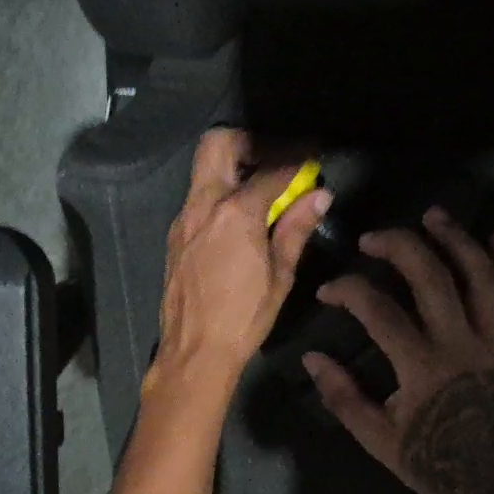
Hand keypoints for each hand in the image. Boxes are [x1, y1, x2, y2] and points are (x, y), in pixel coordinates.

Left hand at [156, 128, 331, 383]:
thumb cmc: (244, 318)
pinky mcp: (175, 236)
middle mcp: (203, 205)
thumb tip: (319, 195)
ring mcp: (183, 219)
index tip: (313, 160)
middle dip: (250, 142)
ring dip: (233, 167)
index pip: (271, 171)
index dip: (297, 161)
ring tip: (260, 190)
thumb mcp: (280, 275)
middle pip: (219, 144)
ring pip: (203, 170)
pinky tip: (238, 219)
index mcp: (236, 213)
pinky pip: (197, 198)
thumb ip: (296, 228)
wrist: (195, 351)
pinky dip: (219, 194)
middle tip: (275, 159)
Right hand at [302, 208, 493, 493]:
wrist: (476, 481)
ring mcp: (489, 343)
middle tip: (372, 237)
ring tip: (434, 215)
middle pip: (434, 278)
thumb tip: (311, 357)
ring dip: (458, 240)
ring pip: (482, 278)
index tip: (328, 292)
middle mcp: (460, 345)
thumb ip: (341, 394)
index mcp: (423, 368)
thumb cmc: (421, 458)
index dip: (350, 292)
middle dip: (401, 248)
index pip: (381, 313)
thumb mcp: (373, 434)